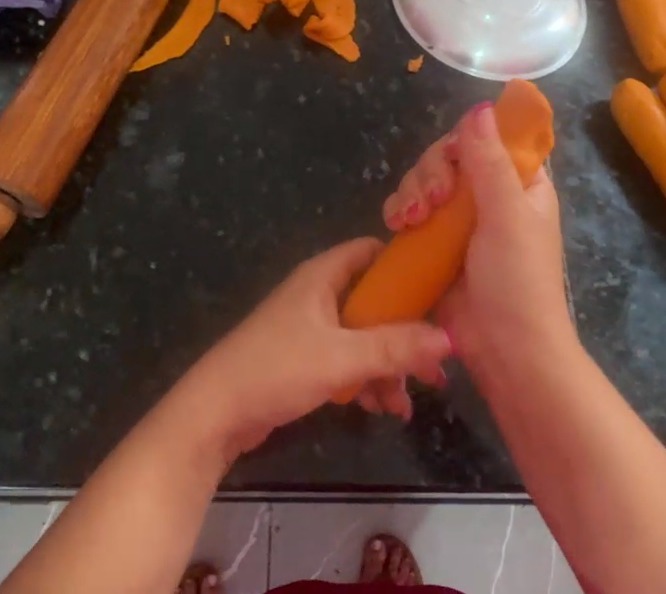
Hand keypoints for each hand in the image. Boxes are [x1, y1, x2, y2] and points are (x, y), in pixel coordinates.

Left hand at [175, 238, 451, 458]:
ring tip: (410, 400)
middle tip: (437, 363)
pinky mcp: (305, 361)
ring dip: (389, 365)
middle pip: (374, 301)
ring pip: (364, 337)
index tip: (442, 288)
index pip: (372, 252)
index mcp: (323, 276)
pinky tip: (387, 410)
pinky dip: (368, 380)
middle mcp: (318, 295)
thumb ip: (395, 347)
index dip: (406, 265)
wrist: (215, 414)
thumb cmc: (277, 369)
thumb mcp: (342, 357)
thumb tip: (450, 337)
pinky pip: (348, 361)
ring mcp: (310, 329)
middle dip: (406, 332)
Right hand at [383, 103, 573, 368]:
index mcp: (521, 184)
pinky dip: (401, 211)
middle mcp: (492, 197)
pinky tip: (395, 225)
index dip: (462, 143)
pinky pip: (412, 212)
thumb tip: (480, 107)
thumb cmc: (518, 282)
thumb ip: (490, 162)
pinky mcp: (436, 246)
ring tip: (408, 220)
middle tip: (428, 203)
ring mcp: (462, 223)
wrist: (505, 351)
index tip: (450, 163)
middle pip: (449, 158)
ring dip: (412, 192)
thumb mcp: (507, 216)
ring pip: (426, 183)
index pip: (487, 140)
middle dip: (430, 173)